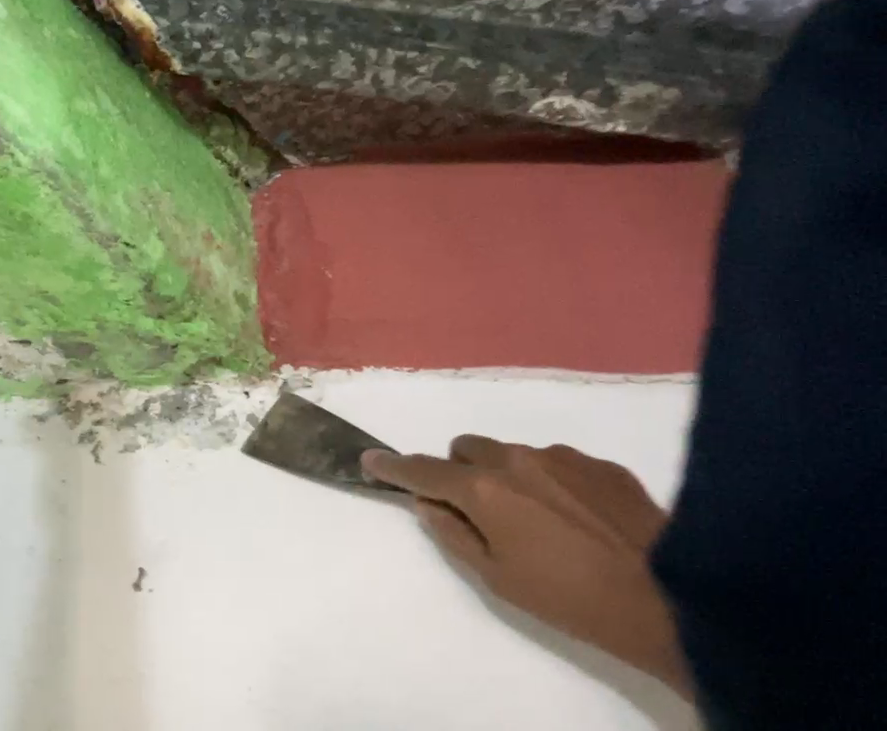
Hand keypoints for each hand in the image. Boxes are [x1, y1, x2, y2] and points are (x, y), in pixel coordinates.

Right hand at [364, 437, 691, 696]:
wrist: (681, 603)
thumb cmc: (573, 600)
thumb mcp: (498, 580)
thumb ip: (453, 534)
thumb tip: (428, 503)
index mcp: (482, 488)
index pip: (421, 468)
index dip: (392, 466)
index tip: (369, 460)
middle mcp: (514, 459)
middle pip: (466, 447)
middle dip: (462, 470)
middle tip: (480, 508)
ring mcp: (561, 457)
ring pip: (514, 453)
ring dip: (510, 474)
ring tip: (542, 518)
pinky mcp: (603, 465)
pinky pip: (559, 462)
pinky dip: (553, 481)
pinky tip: (582, 518)